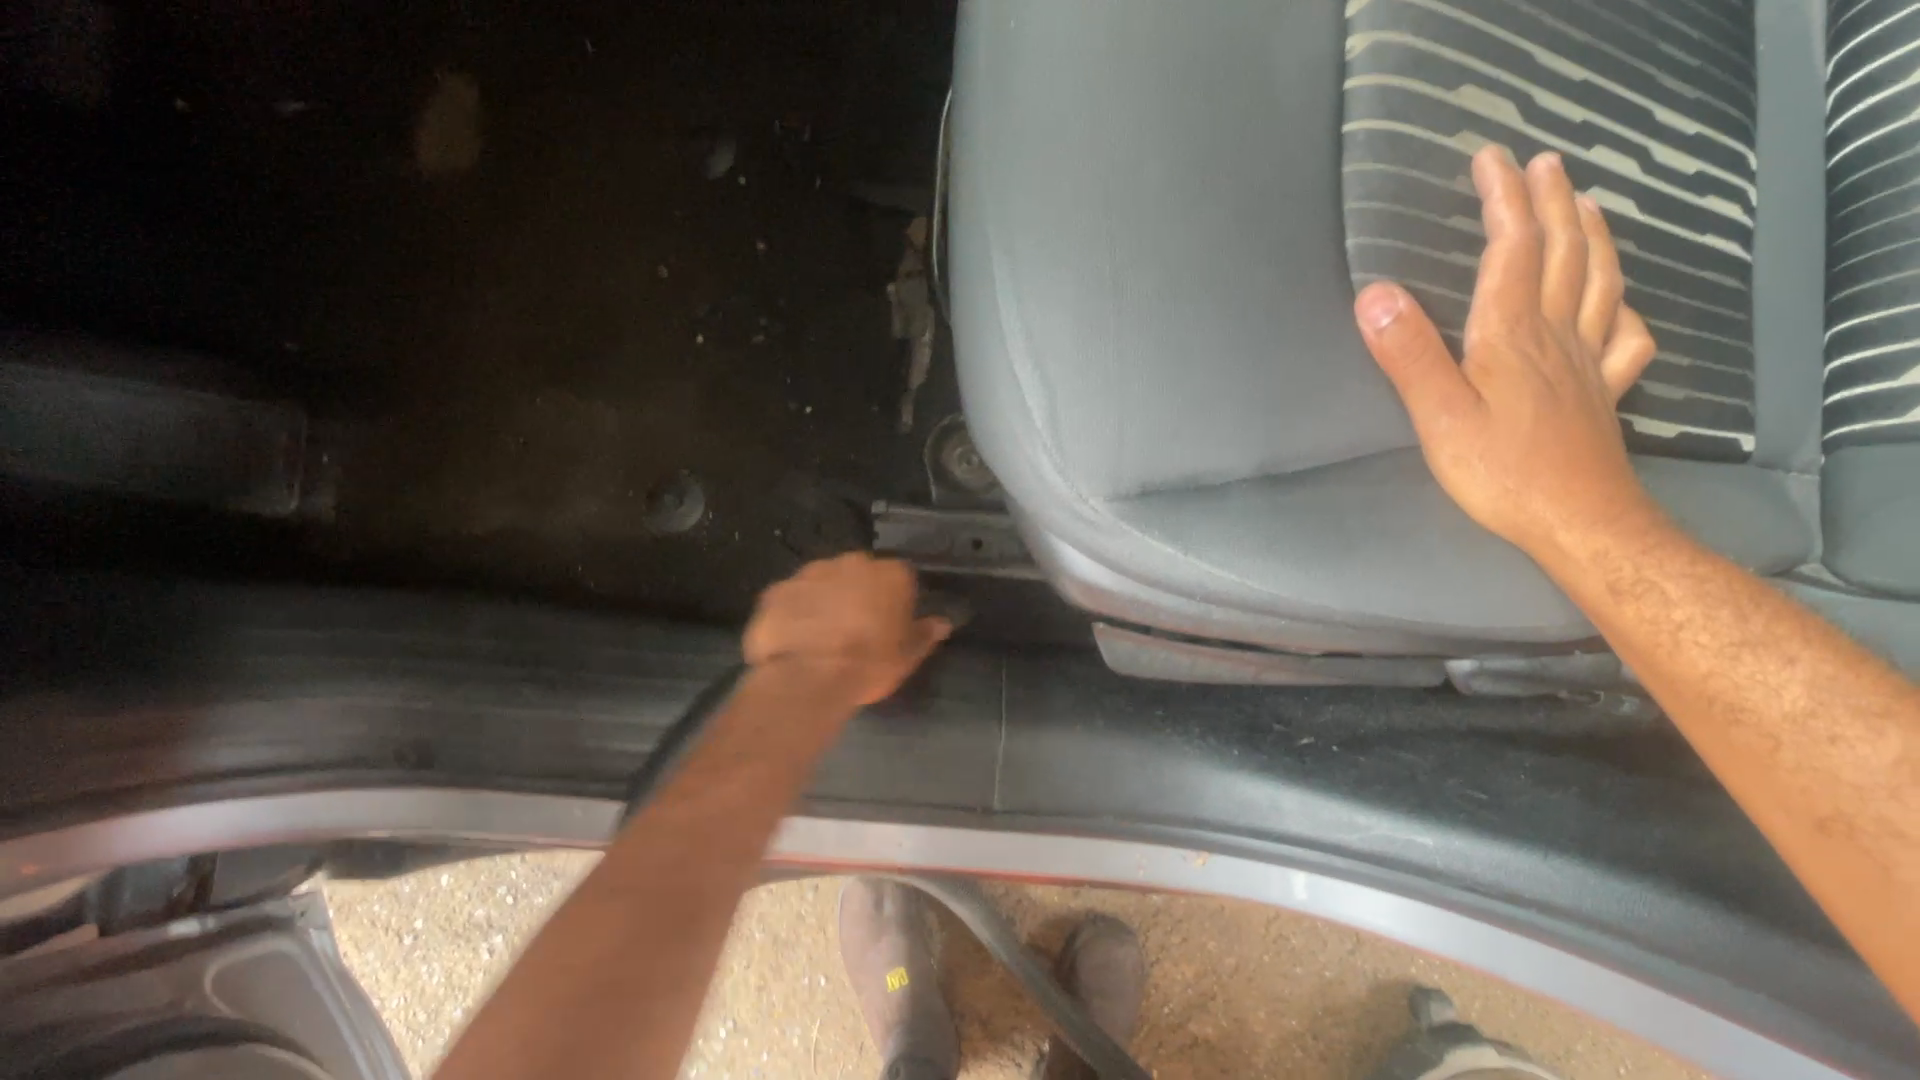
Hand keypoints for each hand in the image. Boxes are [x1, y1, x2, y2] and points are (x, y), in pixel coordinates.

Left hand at [742, 553, 951, 705]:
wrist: (806, 677)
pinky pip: (792, 597)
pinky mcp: (776, 590)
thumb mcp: (906, 657)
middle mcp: (851, 562)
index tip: (891, 623)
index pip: (901, 578)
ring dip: (825, 600)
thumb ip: (924, 634)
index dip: (896, 600)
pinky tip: (795, 638)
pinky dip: (795, 612)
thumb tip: (942, 622)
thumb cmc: (868, 665)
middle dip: (859, 594)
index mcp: (890, 574)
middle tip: (856, 629)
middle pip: (860, 574)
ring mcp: (810, 572)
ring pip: (824, 582)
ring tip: (823, 636)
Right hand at [1353, 146, 1663, 557]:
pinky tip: (1622, 305)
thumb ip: (1408, 354)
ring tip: (1587, 205)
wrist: (1579, 522)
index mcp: (1512, 334)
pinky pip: (1626, 339)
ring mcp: (1589, 362)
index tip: (1491, 158)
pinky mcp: (1603, 393)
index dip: (1502, 200)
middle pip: (1562, 254)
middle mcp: (1557, 335)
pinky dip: (1626, 309)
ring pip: (1600, 283)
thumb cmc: (1500, 472)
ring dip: (1592, 237)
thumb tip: (1375, 294)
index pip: (1511, 250)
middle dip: (1550, 203)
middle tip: (1543, 164)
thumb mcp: (1438, 416)